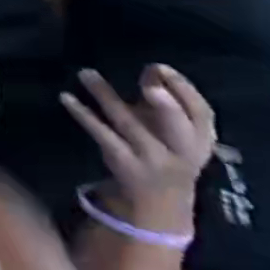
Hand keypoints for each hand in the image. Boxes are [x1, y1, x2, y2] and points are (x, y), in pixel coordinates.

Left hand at [60, 65, 214, 231]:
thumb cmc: (165, 153)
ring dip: (107, 97)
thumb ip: (162, 101)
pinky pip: (102, 135)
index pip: (202, 115)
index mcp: (200, 141)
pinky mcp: (124, 162)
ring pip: (130, 125)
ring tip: (86, 73)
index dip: (184, 91)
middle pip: (179, 128)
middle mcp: (181, 151)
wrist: (160, 201)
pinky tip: (66, 97)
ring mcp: (152, 159)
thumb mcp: (171, 130)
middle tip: (148, 84)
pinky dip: (83, 114)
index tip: (161, 68)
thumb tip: (153, 69)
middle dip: (167, 107)